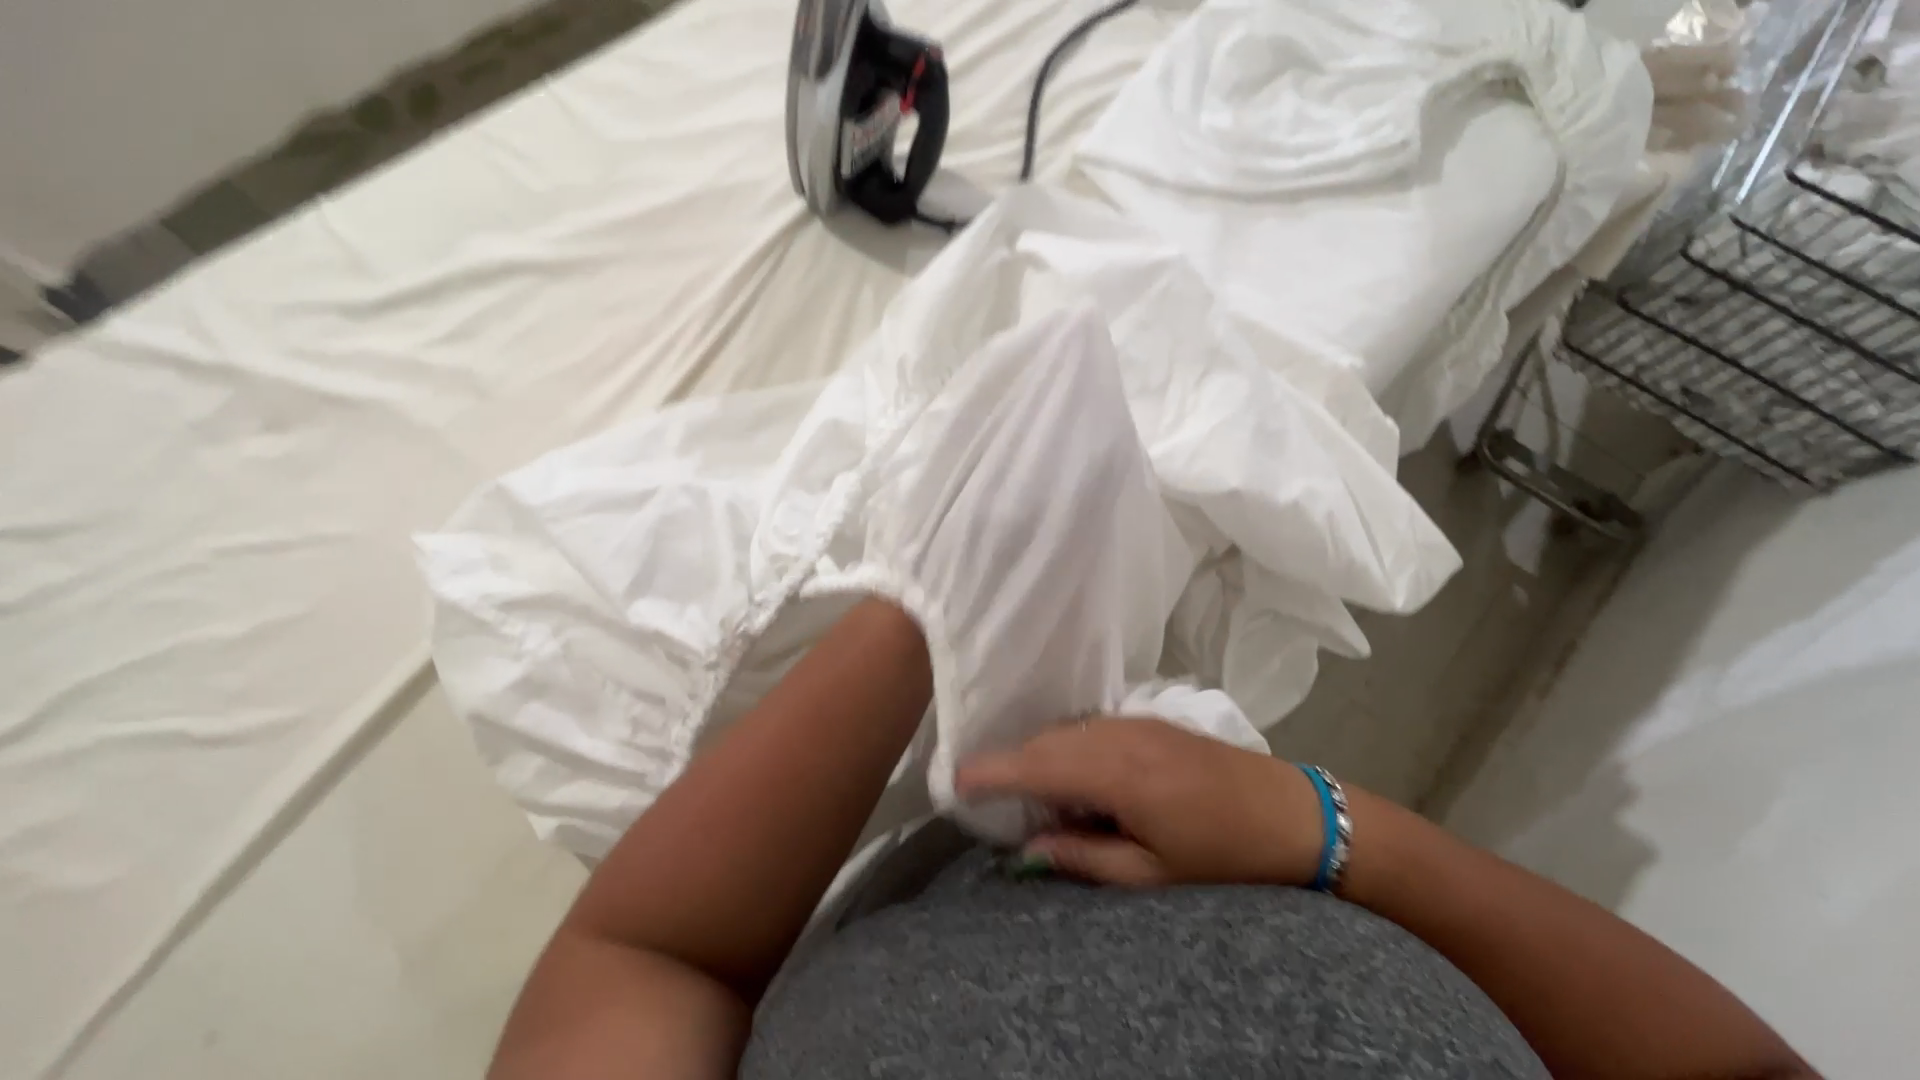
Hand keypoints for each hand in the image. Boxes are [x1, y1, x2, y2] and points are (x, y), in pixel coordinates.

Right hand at [954, 715, 1332, 887]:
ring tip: (1046, 803)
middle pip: (1044, 742)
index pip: (1032, 765)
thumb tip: (1028, 850)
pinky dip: (1071, 749)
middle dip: (1013, 767)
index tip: (952, 780)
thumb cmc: (1224, 856)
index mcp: (1114, 773)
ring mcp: (1136, 722)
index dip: (988, 771)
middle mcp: (1117, 735)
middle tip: (1000, 807)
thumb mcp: (1152, 873)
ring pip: (1066, 731)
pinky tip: (1083, 782)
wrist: (1296, 816)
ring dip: (1043, 758)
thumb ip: (1083, 857)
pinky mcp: (1152, 720)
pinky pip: (1091, 727)